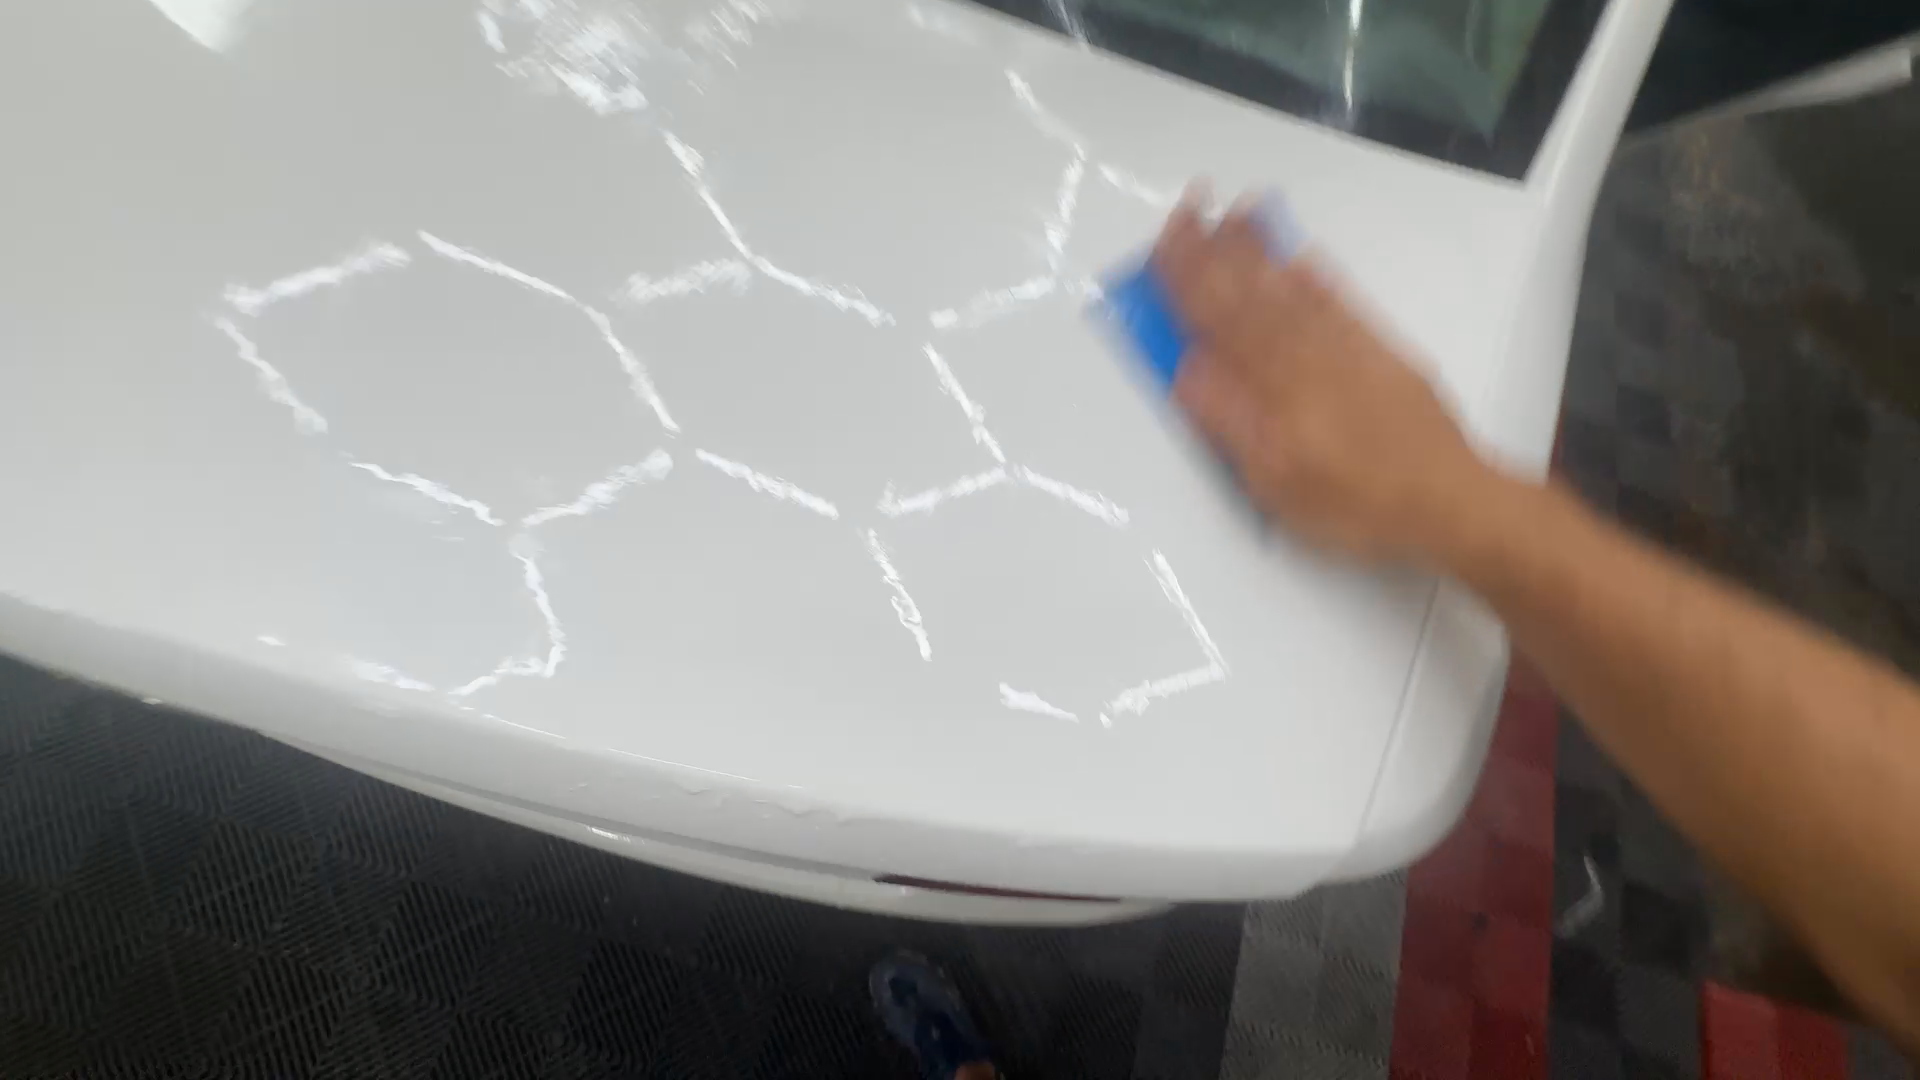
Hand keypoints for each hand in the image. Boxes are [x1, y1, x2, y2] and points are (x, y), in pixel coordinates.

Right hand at [1154, 190, 1498, 565]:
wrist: (1449, 501)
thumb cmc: (1352, 502)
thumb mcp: (1273, 482)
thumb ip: (1229, 422)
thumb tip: (1188, 370)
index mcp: (1274, 386)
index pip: (1219, 321)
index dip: (1188, 279)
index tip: (1164, 241)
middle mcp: (1307, 354)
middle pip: (1251, 294)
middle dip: (1215, 249)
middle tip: (1190, 204)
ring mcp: (1347, 347)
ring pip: (1292, 289)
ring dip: (1259, 249)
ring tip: (1235, 210)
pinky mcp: (1379, 352)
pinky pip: (1341, 302)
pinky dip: (1316, 276)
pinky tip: (1299, 256)